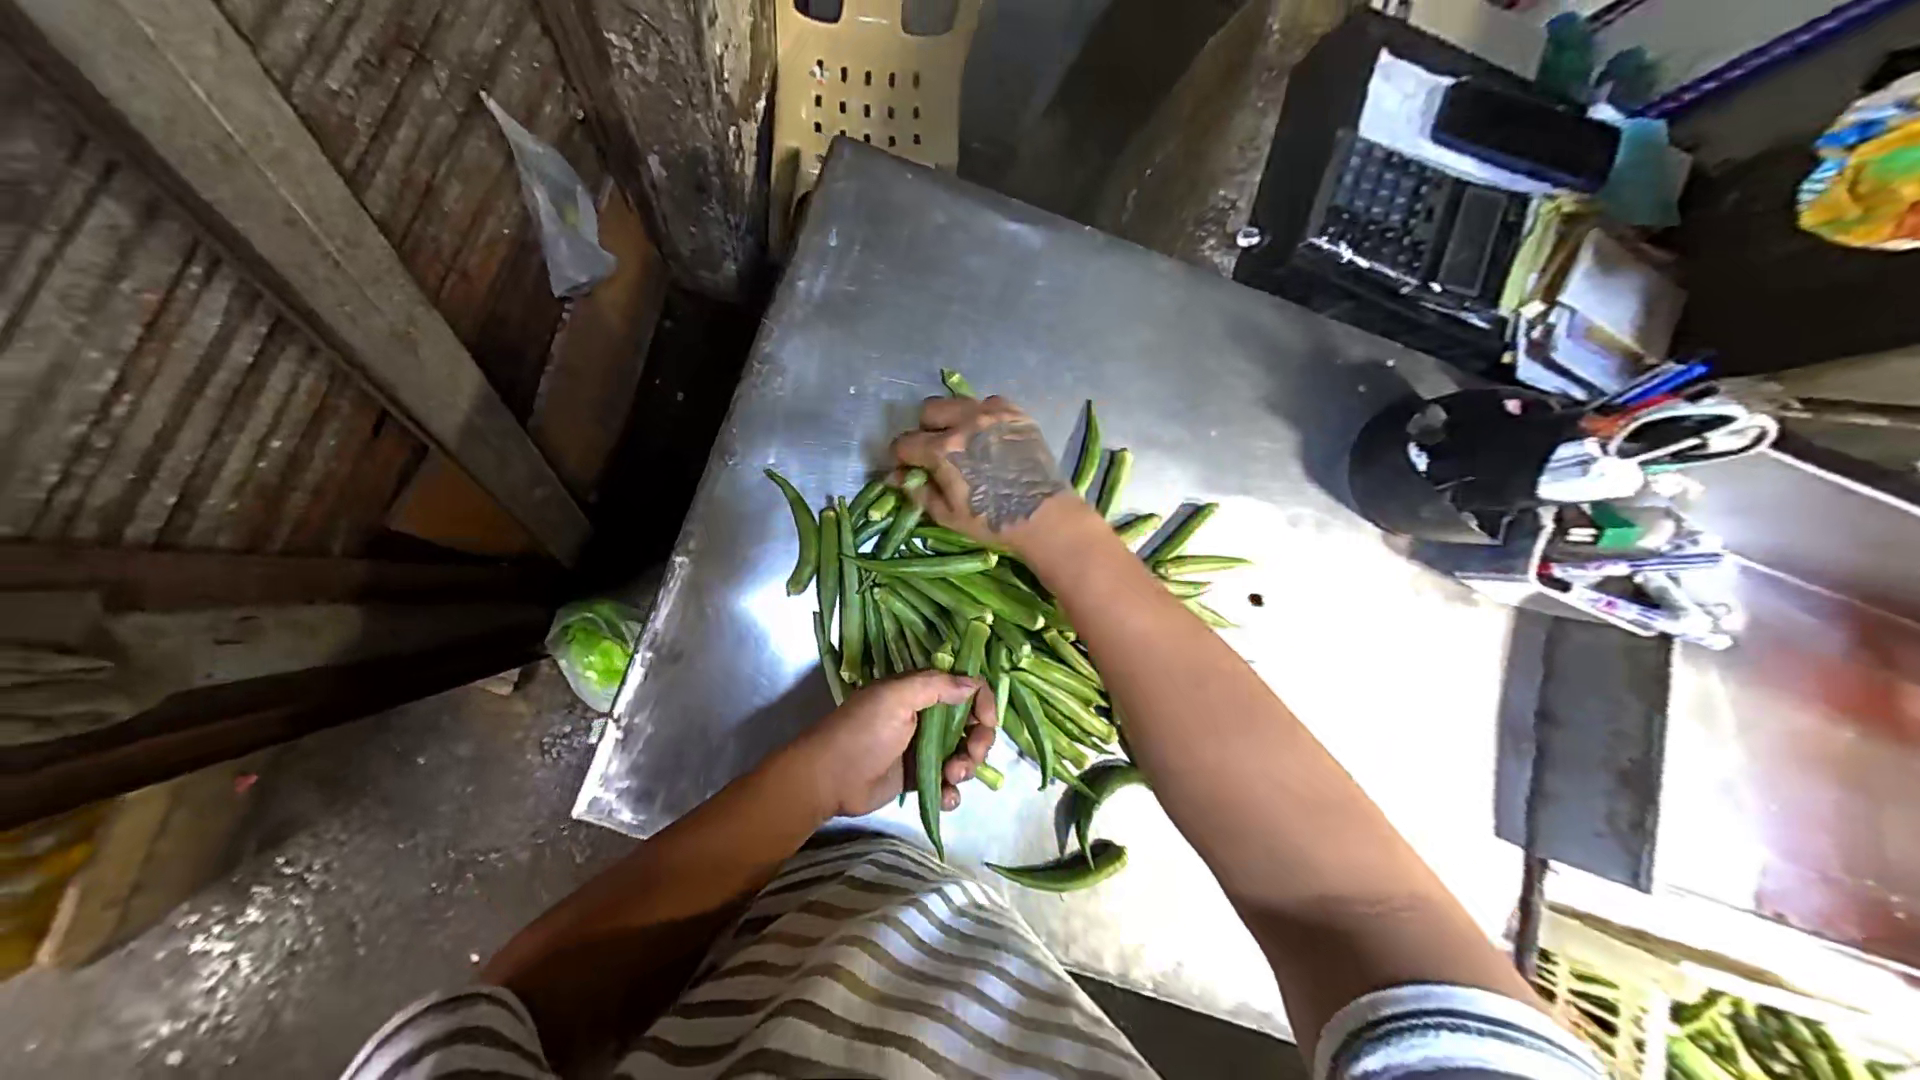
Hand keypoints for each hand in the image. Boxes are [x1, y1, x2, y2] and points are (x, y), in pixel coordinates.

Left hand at [785, 671, 997, 818]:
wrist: (828, 779)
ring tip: (950, 777)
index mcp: (921, 691)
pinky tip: (945, 797)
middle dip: (978, 741)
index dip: (982, 703)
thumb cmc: (862, 732)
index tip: (987, 723)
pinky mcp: (918, 777)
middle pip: (971, 724)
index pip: (965, 689)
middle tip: (968, 757)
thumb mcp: (896, 698)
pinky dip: (952, 791)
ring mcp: (923, 748)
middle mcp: (926, 716)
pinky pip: (948, 782)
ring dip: (966, 767)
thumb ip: (936, 686)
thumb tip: (973, 684)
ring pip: (963, 755)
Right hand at [890, 395, 1072, 550]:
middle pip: (929, 410)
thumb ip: (918, 492)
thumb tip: (897, 478)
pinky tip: (988, 434)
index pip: (906, 442)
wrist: (1044, 517)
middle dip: (925, 430)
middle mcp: (966, 423)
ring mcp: (993, 415)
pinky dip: (983, 415)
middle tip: (935, 451)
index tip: (906, 466)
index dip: (900, 457)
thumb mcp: (947, 515)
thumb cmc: (992, 522)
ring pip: (959, 402)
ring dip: (953, 418)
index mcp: (944, 450)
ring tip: (963, 439)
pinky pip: (990, 402)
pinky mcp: (1017, 415)